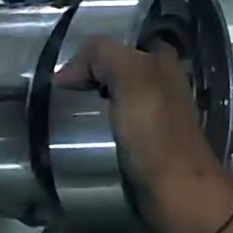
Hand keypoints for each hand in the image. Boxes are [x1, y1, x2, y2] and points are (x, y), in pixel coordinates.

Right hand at [53, 37, 232, 232]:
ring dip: (87, 105)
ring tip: (56, 114)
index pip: (120, 41)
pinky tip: (74, 138)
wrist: (177, 191)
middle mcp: (160, 80)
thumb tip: (66, 72)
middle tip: (55, 93)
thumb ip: (102, 56)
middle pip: (113, 69)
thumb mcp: (131, 76)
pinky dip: (93, 129)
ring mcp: (152, 113)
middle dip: (86, 77)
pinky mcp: (143, 143)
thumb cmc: (156, 129)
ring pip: (111, 98)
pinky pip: (112, 126)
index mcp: (162, 59)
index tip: (65, 69)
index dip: (92, 50)